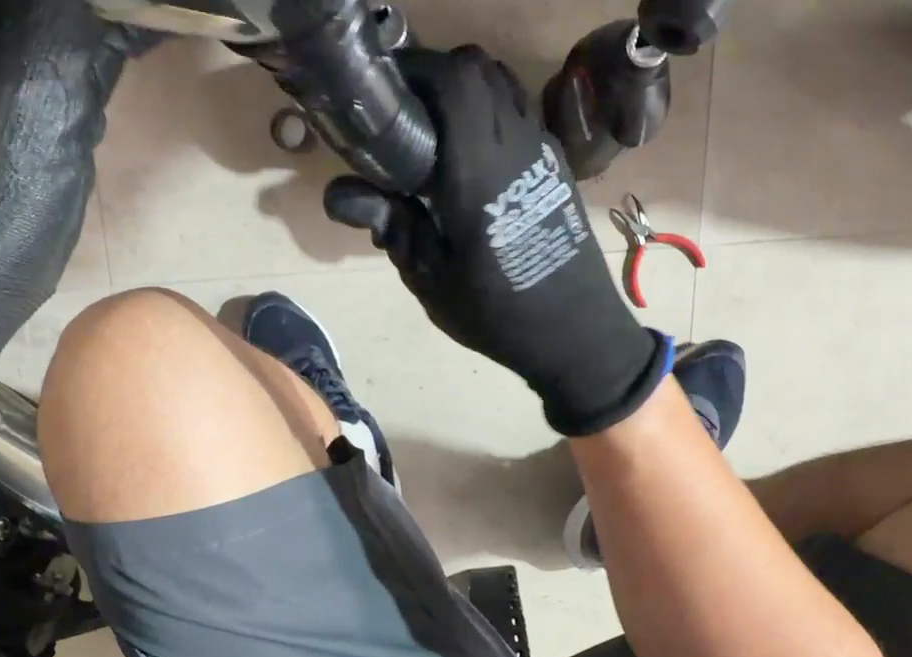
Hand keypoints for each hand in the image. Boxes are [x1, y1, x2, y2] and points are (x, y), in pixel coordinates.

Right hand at [325, 46, 670, 437]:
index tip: (380, 95)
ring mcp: (541, 150)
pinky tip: (466, 163)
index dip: (413, 70)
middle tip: (400, 118)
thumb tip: (338, 193)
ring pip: (500, 86)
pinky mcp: (555, 165)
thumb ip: (392, 226)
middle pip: (476, 70)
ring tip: (431, 137)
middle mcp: (514, 144)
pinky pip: (518, 115)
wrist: (574, 332)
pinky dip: (487, 116)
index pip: (452, 79)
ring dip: (463, 95)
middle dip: (433, 79)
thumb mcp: (432, 280)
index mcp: (477, 169)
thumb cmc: (496, 313)